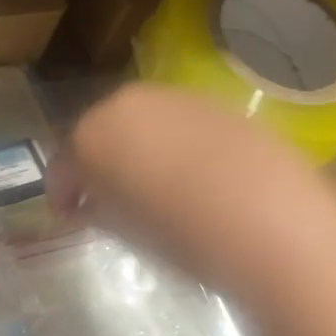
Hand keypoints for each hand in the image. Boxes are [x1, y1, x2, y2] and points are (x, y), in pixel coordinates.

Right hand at [57, 84, 335, 300]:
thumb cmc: (181, 236)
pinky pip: (182, 125)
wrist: (273, 224)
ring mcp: (178, 99)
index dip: (62, 192)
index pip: (64, 163)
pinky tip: (194, 178)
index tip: (68, 215)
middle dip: (98, 162)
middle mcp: (130, 103)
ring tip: (153, 188)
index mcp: (93, 133)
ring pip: (143, 123)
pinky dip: (177, 146)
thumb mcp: (124, 230)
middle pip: (101, 131)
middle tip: (106, 200)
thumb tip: (90, 203)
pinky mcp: (220, 106)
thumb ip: (97, 208)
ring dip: (138, 150)